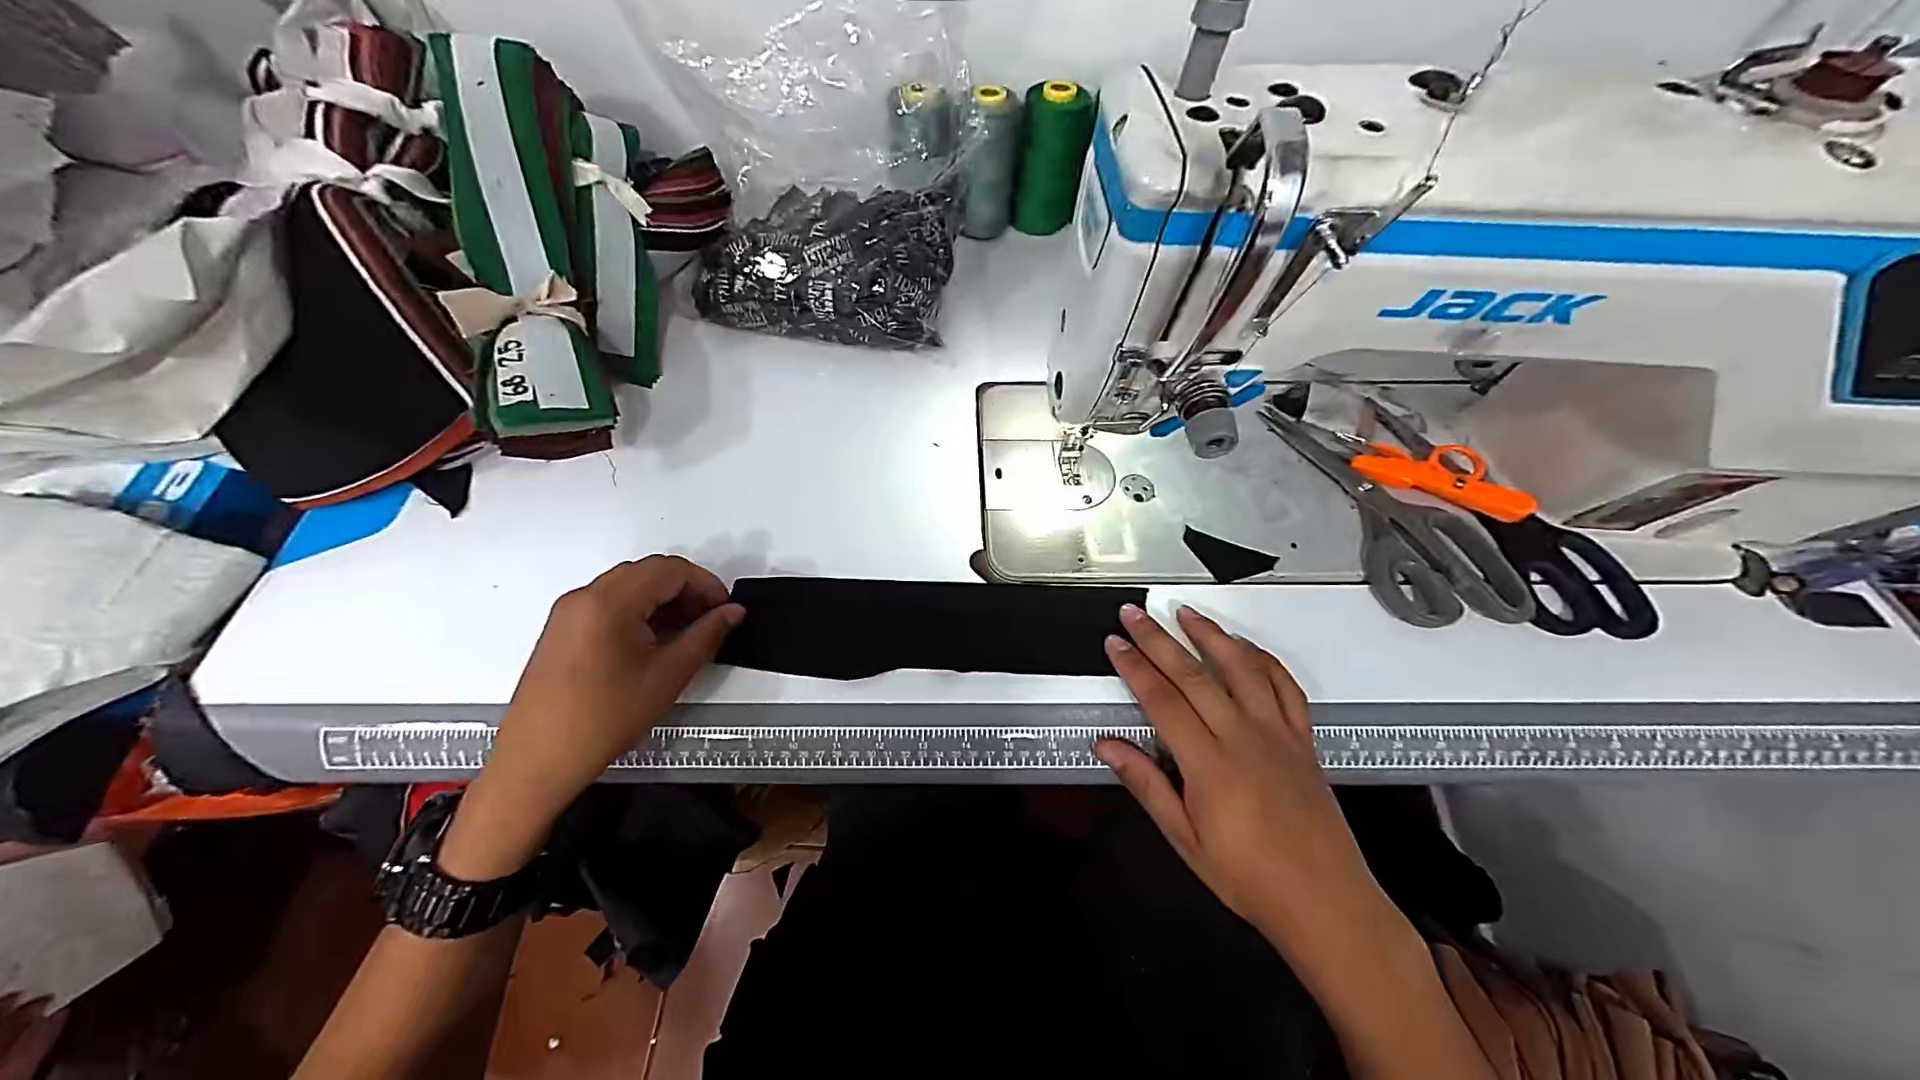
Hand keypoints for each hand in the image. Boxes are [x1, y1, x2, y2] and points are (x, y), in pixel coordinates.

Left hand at [438, 556, 744, 878]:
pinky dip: (639, 610)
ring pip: (628, 586)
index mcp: (610, 602)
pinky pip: (608, 603)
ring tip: (687, 632)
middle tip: (711, 617)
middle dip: (686, 589)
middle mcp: (584, 597)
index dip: (706, 583)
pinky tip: (655, 640)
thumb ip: (706, 635)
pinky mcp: (562, 629)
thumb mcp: (669, 674)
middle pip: (648, 572)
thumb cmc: (601, 719)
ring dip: (663, 600)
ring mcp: (569, 612)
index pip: (670, 570)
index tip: (725, 606)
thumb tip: (731, 613)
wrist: (540, 758)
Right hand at [1095, 604, 1390, 950]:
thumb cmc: (1256, 879)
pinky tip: (1246, 646)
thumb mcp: (1184, 838)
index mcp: (1211, 765)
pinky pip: (1284, 685)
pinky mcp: (1302, 739)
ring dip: (1210, 634)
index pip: (1162, 699)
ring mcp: (1277, 734)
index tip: (1117, 645)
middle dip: (1158, 638)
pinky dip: (1263, 658)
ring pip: (1241, 667)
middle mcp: (1245, 739)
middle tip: (1136, 615)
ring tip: (1187, 613)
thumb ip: (1146, 784)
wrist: (1324, 902)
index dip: (1134, 666)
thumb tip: (1111, 749)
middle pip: (1193, 673)